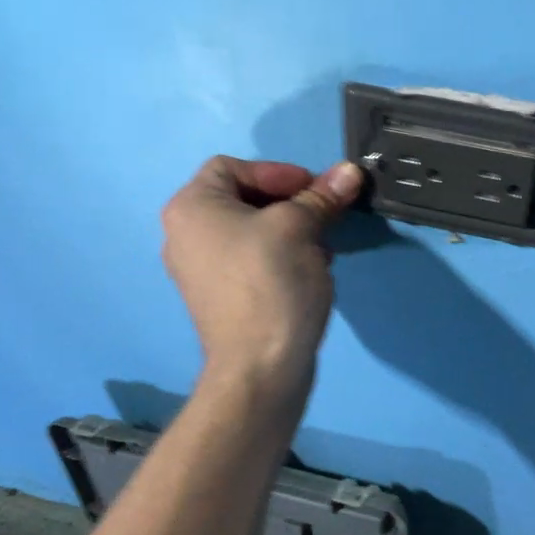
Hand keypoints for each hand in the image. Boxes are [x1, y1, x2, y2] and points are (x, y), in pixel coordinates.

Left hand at [161, 156, 362, 393]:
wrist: (260, 367)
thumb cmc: (272, 284)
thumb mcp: (301, 229)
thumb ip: (321, 197)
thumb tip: (349, 171)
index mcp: (191, 207)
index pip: (234, 167)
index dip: (279, 173)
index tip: (317, 191)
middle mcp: (185, 235)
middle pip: (244, 200)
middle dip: (291, 206)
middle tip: (325, 219)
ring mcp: (199, 271)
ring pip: (252, 234)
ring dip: (292, 234)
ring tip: (323, 251)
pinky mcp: (219, 300)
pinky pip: (251, 264)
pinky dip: (280, 260)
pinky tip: (310, 276)